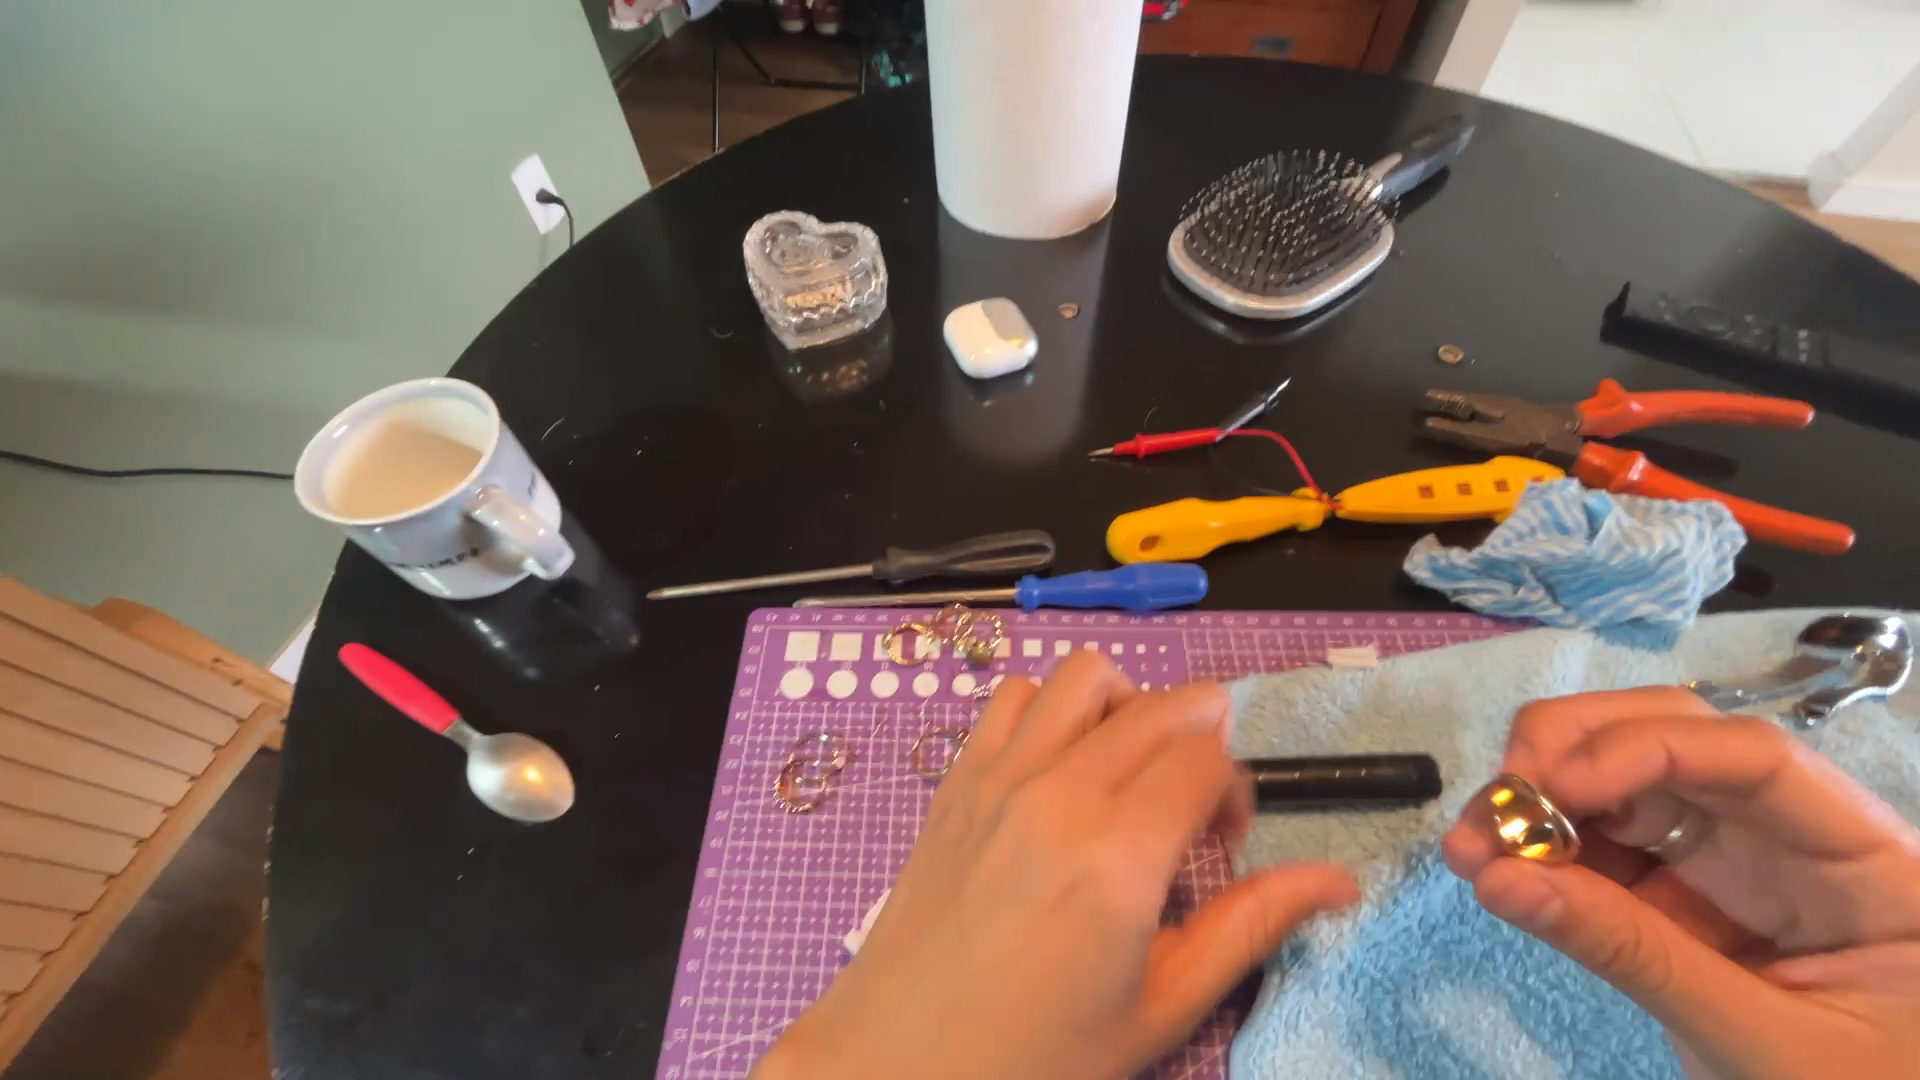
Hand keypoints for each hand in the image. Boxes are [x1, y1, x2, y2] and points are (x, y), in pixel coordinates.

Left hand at [754, 652, 1358, 1079]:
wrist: (901, 1057)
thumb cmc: (1039, 1052)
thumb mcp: (1161, 1007)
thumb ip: (1250, 928)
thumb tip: (1339, 880)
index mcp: (1119, 855)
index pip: (1206, 757)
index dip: (1234, 786)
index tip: (1224, 836)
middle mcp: (1060, 792)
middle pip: (1158, 706)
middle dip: (1200, 733)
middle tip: (1189, 802)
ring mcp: (1000, 773)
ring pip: (1083, 676)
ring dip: (1125, 703)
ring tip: (1126, 765)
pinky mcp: (958, 774)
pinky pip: (1012, 697)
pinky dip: (1049, 707)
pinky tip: (1055, 764)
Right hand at [1443, 687, 1919, 1078]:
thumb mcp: (1770, 1048)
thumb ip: (1637, 957)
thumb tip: (1498, 880)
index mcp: (1864, 862)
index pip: (1750, 756)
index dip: (1638, 749)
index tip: (1549, 791)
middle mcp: (1780, 830)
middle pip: (1660, 733)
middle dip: (1562, 751)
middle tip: (1497, 798)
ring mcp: (1715, 849)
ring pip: (1603, 773)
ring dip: (1524, 798)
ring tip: (1467, 849)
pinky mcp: (1661, 876)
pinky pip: (1581, 830)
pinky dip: (1525, 838)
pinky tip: (1484, 863)